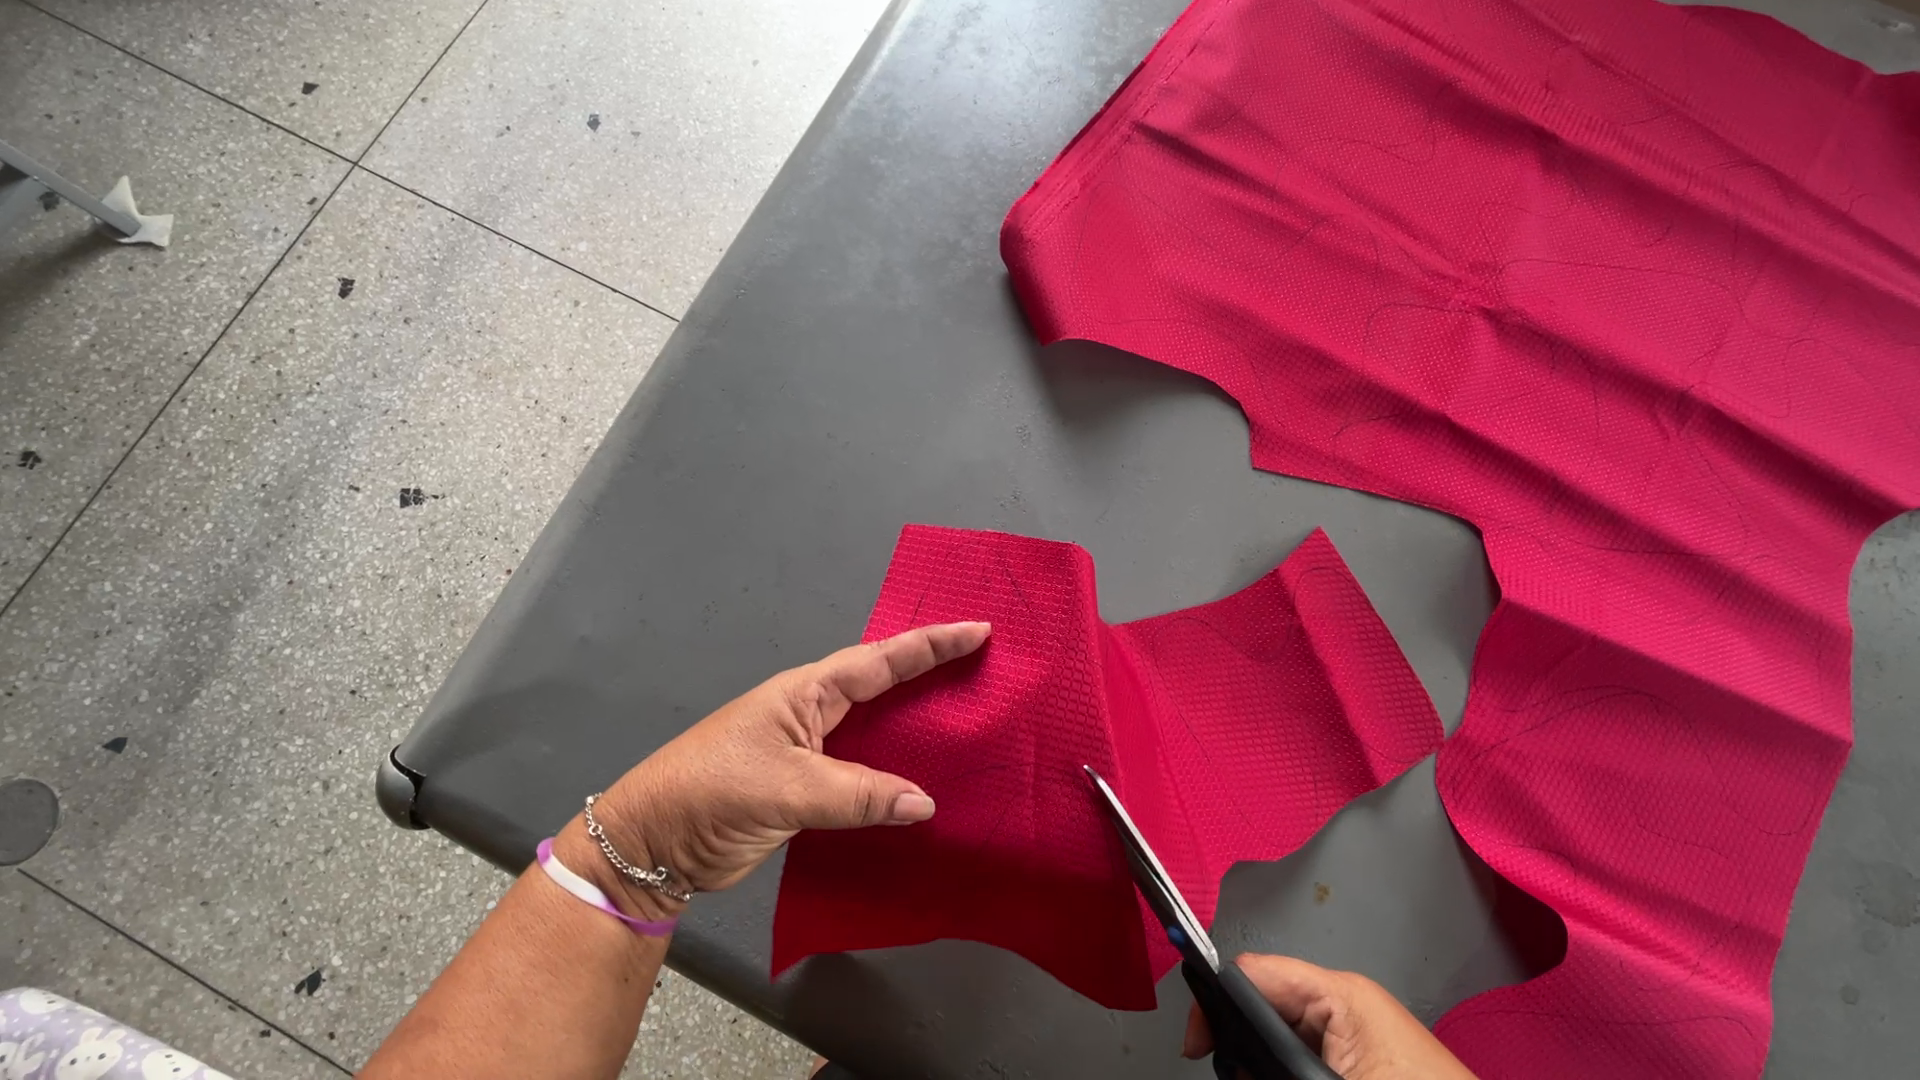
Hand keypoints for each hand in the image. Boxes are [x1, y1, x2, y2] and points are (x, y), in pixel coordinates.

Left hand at [553, 622, 990, 920]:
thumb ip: (858, 794)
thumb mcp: (787, 788)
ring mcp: (811, 750)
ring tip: (968, 719)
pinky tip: (922, 784)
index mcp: (807, 692)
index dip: (931, 644)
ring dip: (917, 722)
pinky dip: (896, 772)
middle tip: (984, 666)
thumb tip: (926, 803)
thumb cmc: (714, 792)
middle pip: (884, 684)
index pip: (881, 660)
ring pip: (876, 727)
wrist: (653, 842)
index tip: (978, 630)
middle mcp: (814, 712)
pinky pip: (865, 770)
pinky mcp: (807, 787)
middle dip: (932, 670)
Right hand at [1183, 954, 1478, 1079]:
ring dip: (1262, 1060)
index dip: (1214, 1001)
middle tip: (1232, 1076)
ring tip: (1253, 1078)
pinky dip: (1287, 1067)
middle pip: (1262, 1004)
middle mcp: (1346, 1002)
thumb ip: (1274, 1063)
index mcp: (1340, 993)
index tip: (1195, 1044)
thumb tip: (1234, 1061)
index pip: (1252, 972)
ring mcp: (1358, 1030)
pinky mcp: (1365, 1056)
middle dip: (1239, 1042)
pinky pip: (1310, 1048)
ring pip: (1282, 1031)